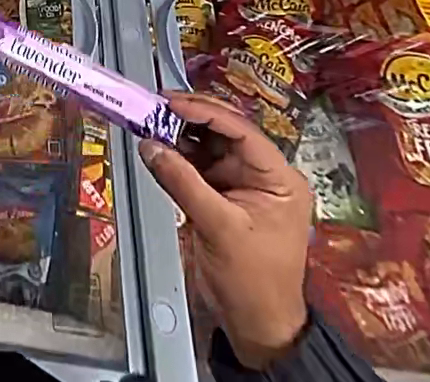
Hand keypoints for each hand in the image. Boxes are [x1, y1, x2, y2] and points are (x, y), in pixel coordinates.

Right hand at [139, 92, 310, 369]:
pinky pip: (197, 164)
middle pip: (224, 131)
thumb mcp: (219, 229)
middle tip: (157, 106)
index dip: (205, 111)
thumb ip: (182, 182)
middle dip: (190, 118)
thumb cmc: (254, 284)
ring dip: (180, 134)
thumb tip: (150, 146)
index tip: (173, 102)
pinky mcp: (221, 194)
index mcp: (278, 177)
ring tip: (152, 121)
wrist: (256, 328)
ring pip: (207, 145)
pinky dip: (177, 155)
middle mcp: (262, 173)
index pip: (241, 129)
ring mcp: (241, 183)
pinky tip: (158, 145)